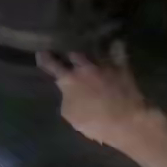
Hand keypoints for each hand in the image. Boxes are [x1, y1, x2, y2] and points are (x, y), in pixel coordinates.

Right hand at [37, 46, 166, 152]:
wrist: (126, 121)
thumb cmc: (94, 122)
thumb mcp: (70, 115)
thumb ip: (67, 98)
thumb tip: (69, 92)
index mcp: (69, 80)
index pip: (52, 65)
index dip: (45, 58)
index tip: (40, 52)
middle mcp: (85, 68)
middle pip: (74, 54)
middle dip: (70, 55)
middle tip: (68, 57)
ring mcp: (104, 66)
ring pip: (93, 52)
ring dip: (89, 54)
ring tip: (89, 53)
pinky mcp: (122, 68)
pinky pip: (118, 52)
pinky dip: (115, 48)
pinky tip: (116, 44)